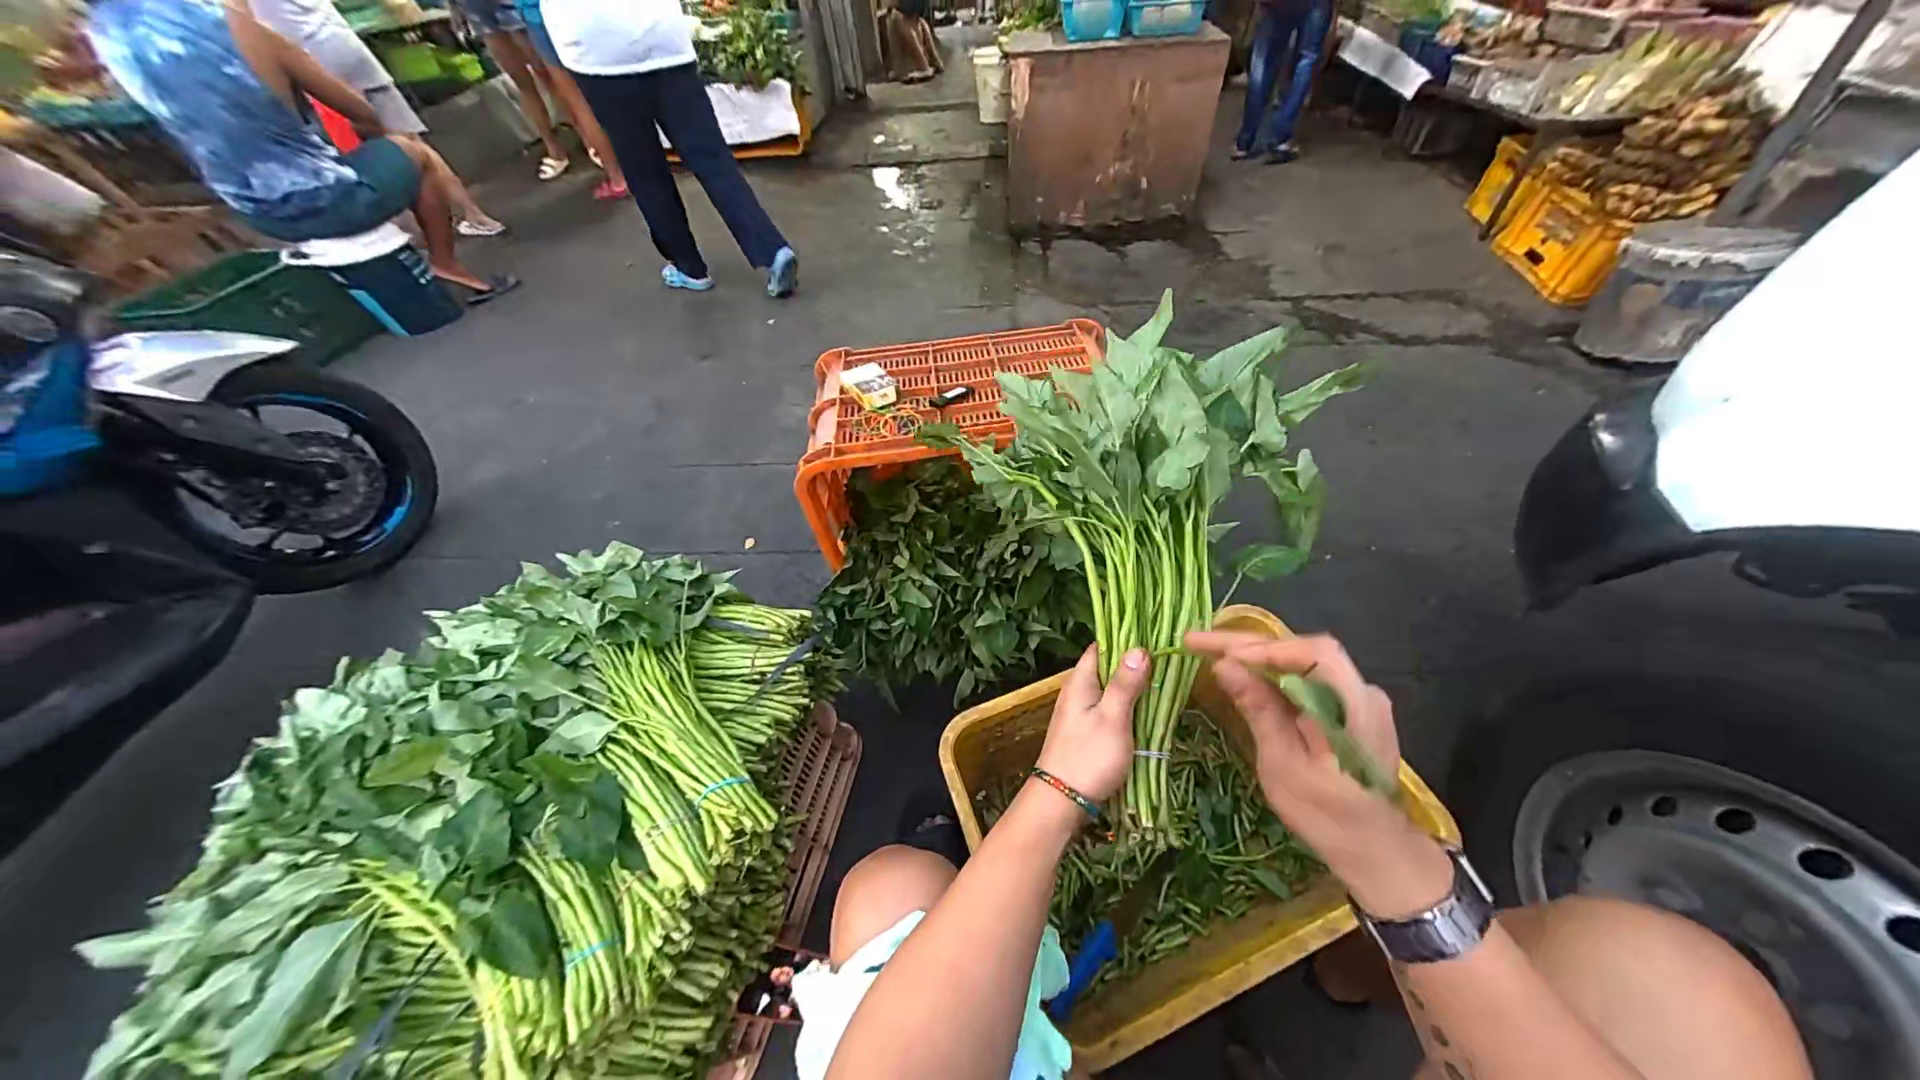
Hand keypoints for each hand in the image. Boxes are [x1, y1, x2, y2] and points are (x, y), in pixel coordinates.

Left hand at [1033, 644, 1150, 802]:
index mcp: (1080, 681)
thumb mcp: (1112, 717)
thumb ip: (1125, 684)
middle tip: (1167, 662)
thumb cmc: (1088, 756)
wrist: (1062, 800)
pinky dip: (1127, 708)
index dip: (1125, 639)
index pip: (1101, 646)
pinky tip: (1146, 713)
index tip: (1154, 636)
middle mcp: (1077, 692)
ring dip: (1133, 689)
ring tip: (1163, 684)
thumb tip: (1139, 648)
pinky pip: (1109, 710)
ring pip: (1110, 691)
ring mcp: (1080, 713)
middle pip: (1107, 668)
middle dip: (1134, 664)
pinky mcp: (1086, 732)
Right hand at [1185, 631, 1451, 918]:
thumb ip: (1259, 709)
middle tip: (1195, 641)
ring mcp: (1355, 697)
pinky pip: (1302, 675)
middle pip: (1301, 650)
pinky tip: (1240, 670)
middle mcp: (1361, 690)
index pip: (1313, 653)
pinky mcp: (1344, 707)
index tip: (1221, 656)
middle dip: (1246, 645)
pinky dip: (1268, 670)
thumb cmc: (1328, 817)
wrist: (1376, 850)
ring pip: (1299, 660)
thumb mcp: (1284, 766)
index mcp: (1356, 706)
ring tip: (1208, 649)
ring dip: (1253, 653)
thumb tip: (1225, 665)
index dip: (1265, 648)